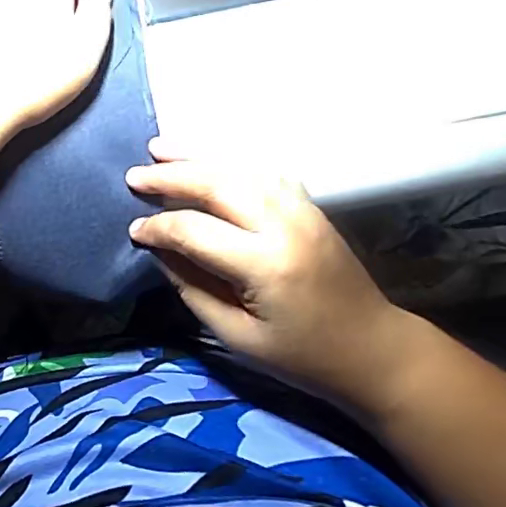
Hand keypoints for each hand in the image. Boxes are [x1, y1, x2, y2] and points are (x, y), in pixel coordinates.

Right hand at [126, 140, 426, 417]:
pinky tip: (211, 162)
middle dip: (172, 177)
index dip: (158, 228)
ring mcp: (303, 210)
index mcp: (264, 264)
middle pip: (218, 184)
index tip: (133, 231)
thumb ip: (193, 289)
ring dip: (199, 158)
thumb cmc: (301, 356)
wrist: (372, 348)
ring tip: (160, 150)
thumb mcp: (237, 336)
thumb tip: (159, 251)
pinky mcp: (312, 208)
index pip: (195, 230)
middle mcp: (284, 225)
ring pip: (242, 169)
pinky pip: (266, 172)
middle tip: (135, 175)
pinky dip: (233, 163)